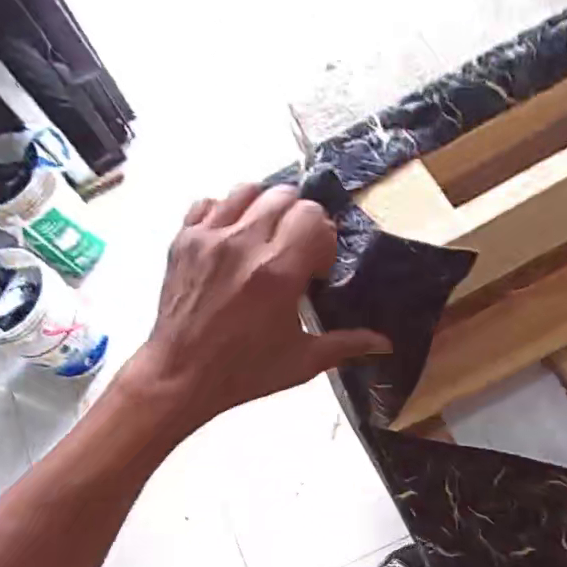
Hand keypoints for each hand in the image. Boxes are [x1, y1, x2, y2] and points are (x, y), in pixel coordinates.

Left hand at [121, 183, 389, 432]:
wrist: (181, 376)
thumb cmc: (244, 372)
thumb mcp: (302, 361)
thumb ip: (346, 344)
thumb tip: (385, 343)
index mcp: (278, 272)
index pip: (314, 217)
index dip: (323, 239)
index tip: (316, 269)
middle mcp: (244, 244)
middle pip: (286, 196)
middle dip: (299, 220)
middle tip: (295, 252)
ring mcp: (210, 237)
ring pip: (249, 190)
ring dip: (265, 208)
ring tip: (265, 239)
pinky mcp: (184, 239)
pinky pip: (210, 202)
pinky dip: (226, 213)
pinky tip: (232, 240)